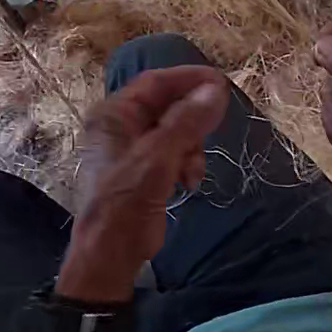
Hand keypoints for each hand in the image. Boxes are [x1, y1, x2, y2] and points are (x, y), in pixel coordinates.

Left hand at [58, 65, 230, 302]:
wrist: (110, 252)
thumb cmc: (125, 201)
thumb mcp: (158, 157)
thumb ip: (186, 122)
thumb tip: (215, 90)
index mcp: (113, 114)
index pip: (154, 82)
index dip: (188, 79)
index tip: (220, 84)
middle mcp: (120, 127)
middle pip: (168, 107)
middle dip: (192, 122)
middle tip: (214, 129)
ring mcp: (132, 150)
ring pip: (175, 132)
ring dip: (191, 148)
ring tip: (192, 170)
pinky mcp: (144, 172)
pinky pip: (173, 154)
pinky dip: (185, 164)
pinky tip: (188, 182)